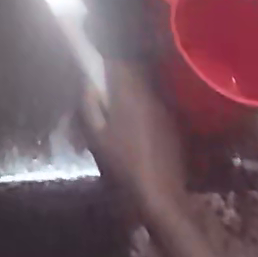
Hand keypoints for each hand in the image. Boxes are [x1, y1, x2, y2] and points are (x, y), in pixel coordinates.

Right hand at [80, 61, 185, 214]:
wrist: (160, 195)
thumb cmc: (123, 165)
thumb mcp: (97, 137)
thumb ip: (89, 105)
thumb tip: (86, 83)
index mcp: (128, 94)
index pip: (115, 63)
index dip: (103, 61)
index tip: (92, 66)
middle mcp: (148, 94)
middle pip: (130, 72)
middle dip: (115, 76)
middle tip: (101, 92)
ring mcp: (162, 108)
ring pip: (141, 89)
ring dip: (128, 92)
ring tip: (115, 112)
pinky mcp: (171, 123)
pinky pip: (151, 104)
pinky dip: (140, 107)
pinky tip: (133, 128)